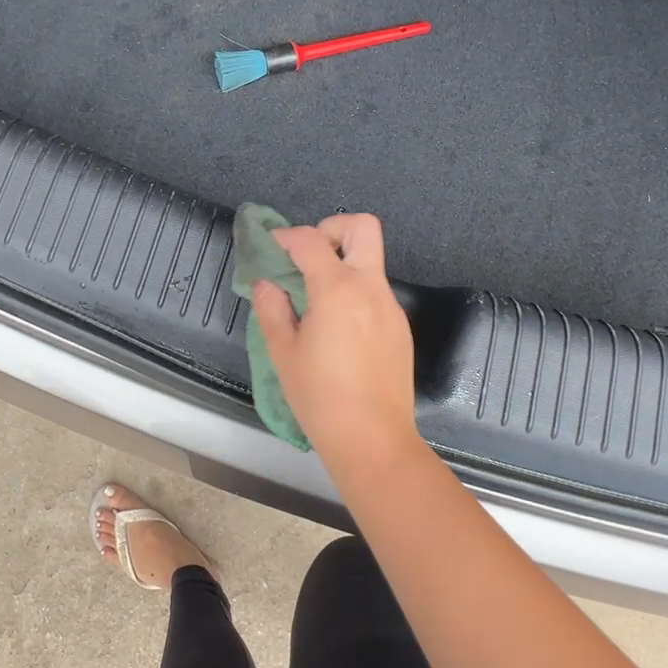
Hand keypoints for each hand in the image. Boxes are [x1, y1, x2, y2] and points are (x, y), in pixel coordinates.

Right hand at [251, 213, 418, 472]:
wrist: (373, 440)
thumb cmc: (320, 397)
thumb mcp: (283, 352)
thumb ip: (272, 308)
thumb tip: (268, 283)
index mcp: (338, 289)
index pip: (310, 240)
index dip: (286, 236)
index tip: (271, 245)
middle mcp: (370, 288)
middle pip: (362, 227)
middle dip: (332, 229)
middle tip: (308, 256)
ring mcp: (390, 307)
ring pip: (370, 261)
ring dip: (342, 263)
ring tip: (314, 299)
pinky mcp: (399, 328)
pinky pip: (375, 292)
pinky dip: (353, 292)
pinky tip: (335, 328)